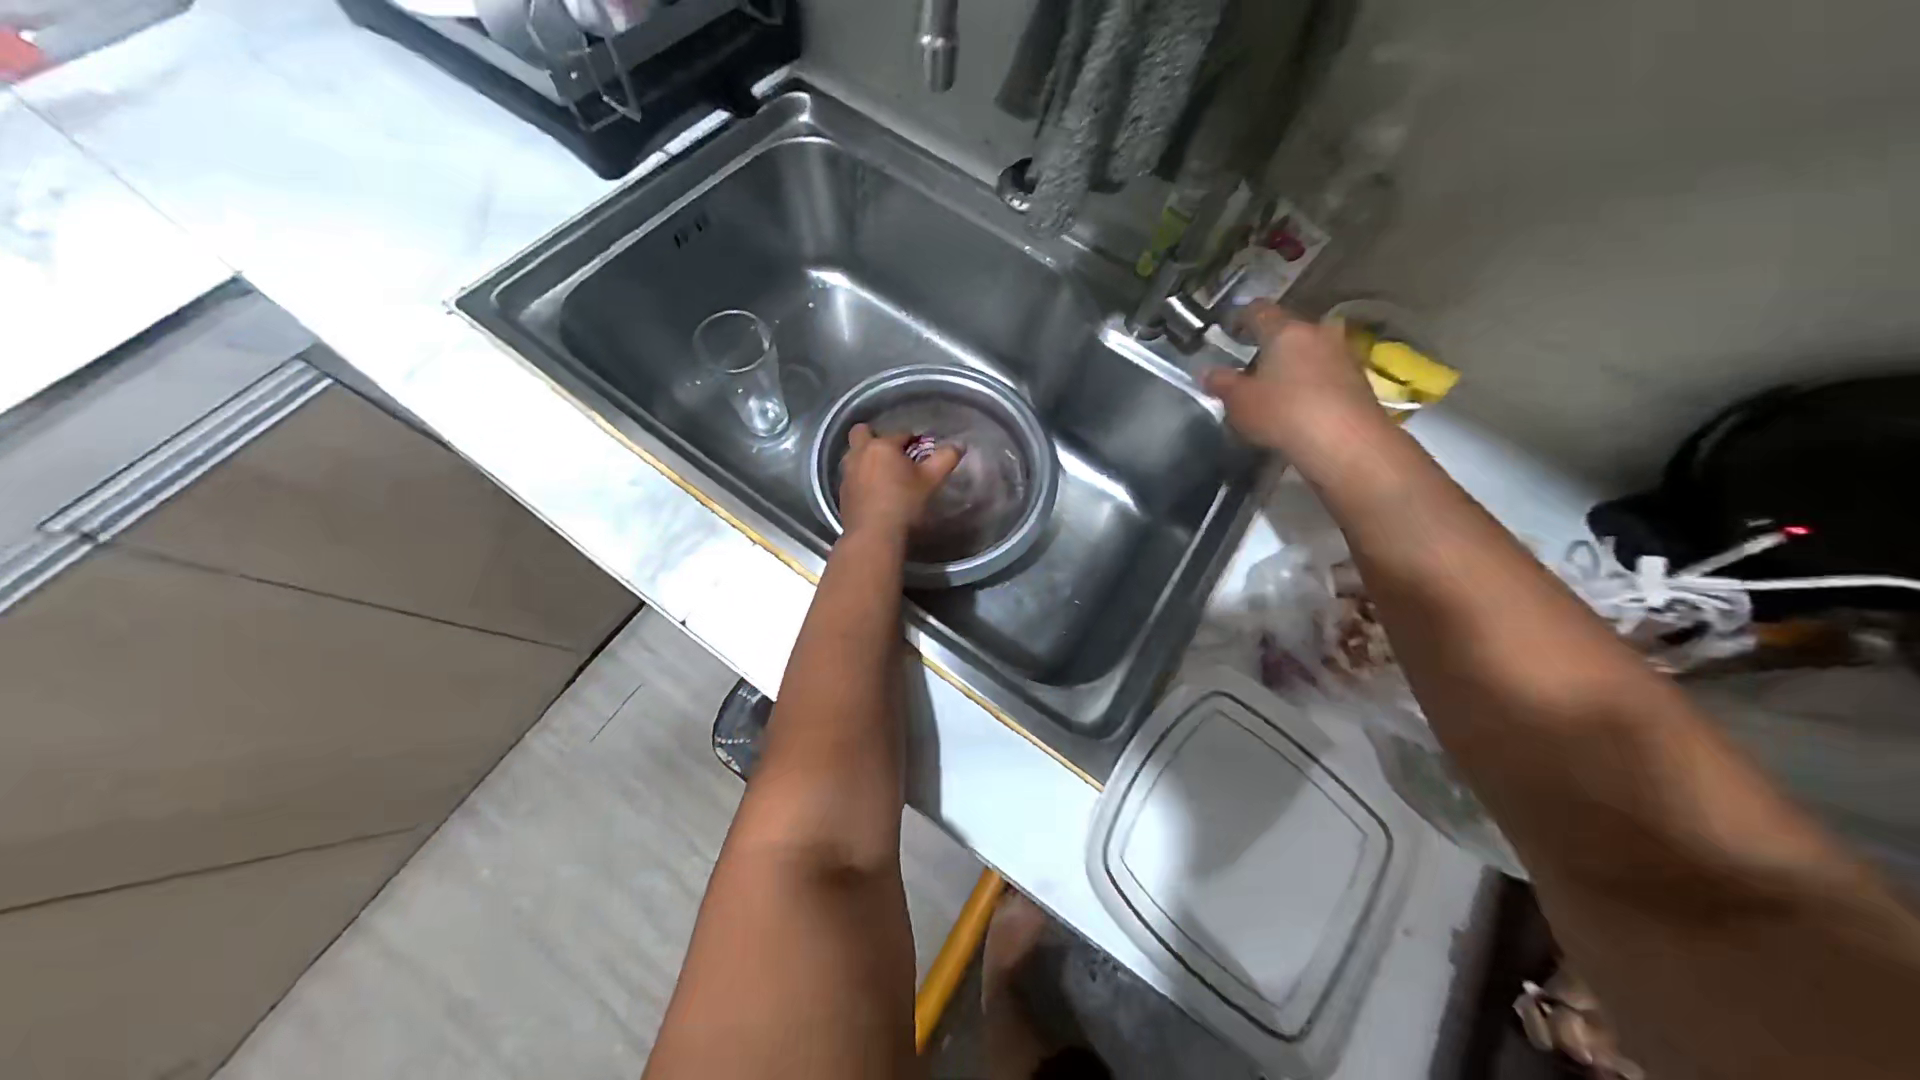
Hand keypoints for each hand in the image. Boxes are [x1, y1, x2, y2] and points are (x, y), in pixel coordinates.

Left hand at [837, 423, 962, 538]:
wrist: (873, 536)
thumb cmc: (904, 503)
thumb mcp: (931, 480)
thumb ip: (946, 459)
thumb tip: (959, 445)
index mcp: (881, 446)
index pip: (900, 434)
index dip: (913, 441)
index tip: (921, 451)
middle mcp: (859, 454)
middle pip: (862, 432)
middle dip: (875, 436)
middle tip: (891, 453)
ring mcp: (847, 473)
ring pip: (853, 454)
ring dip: (865, 457)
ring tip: (882, 473)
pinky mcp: (842, 492)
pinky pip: (851, 475)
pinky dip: (860, 476)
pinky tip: (873, 491)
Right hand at [1201, 301, 1390, 457]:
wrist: (1346, 443)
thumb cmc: (1283, 413)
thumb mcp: (1239, 402)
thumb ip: (1221, 383)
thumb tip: (1207, 372)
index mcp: (1285, 331)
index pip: (1259, 310)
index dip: (1240, 318)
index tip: (1229, 331)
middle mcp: (1318, 333)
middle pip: (1289, 330)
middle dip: (1271, 344)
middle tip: (1252, 365)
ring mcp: (1343, 355)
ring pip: (1311, 350)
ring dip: (1294, 364)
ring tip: (1276, 388)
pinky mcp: (1359, 380)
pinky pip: (1327, 373)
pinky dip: (1312, 383)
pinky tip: (1300, 406)